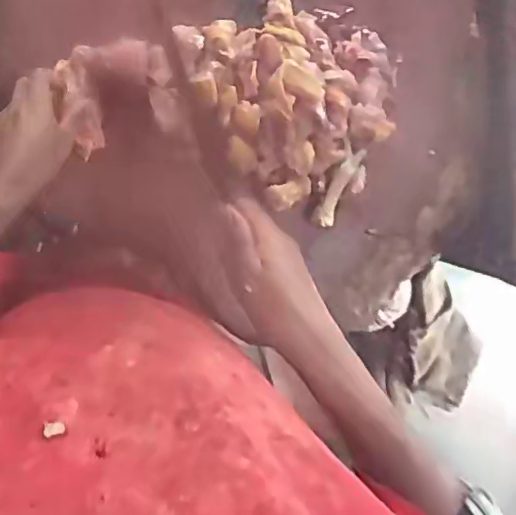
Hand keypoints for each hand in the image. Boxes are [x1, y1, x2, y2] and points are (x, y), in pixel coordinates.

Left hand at [0, 67, 86, 211]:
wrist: (2, 187)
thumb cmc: (39, 164)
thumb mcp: (64, 142)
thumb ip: (75, 117)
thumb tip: (84, 99)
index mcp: (34, 102)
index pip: (40, 73)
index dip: (52, 77)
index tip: (63, 91)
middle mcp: (15, 104)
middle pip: (25, 82)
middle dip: (38, 88)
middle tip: (52, 105)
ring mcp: (0, 117)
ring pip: (15, 100)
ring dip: (27, 104)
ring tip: (38, 126)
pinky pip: (6, 116)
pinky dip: (16, 119)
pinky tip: (21, 141)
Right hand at [216, 195, 338, 352]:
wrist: (312, 340)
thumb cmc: (274, 309)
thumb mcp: (248, 274)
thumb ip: (237, 237)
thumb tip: (224, 203)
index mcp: (267, 232)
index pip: (244, 197)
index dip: (224, 184)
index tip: (203, 175)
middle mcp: (279, 234)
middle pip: (252, 208)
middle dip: (231, 197)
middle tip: (206, 194)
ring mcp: (287, 250)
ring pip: (259, 223)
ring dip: (241, 216)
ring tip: (217, 216)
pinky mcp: (291, 265)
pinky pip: (265, 237)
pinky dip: (250, 233)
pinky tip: (239, 246)